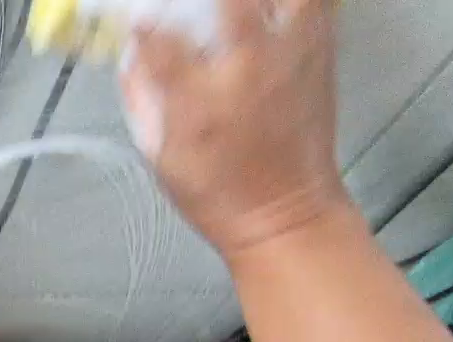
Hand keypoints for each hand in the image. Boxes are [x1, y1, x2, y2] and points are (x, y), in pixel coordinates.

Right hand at [120, 0, 354, 256]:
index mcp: (196, 104)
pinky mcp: (320, 43)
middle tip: (181, 3)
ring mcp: (288, 51)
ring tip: (224, 8)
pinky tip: (259, 10)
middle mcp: (244, 69)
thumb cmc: (215, 193)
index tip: (137, 17)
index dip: (142, 19)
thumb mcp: (160, 157)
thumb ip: (142, 97)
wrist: (284, 211)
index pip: (157, 37)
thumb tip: (132, 49)